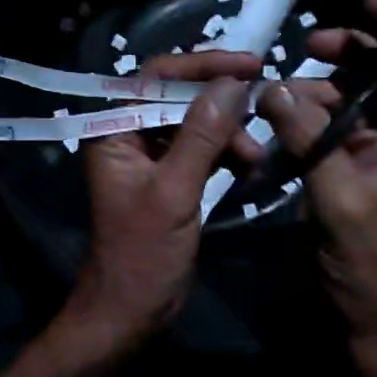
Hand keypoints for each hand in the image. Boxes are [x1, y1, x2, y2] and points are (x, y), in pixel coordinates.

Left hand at [50, 51, 256, 366]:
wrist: (130, 311)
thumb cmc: (142, 254)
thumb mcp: (174, 192)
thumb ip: (201, 137)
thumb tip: (232, 84)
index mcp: (114, 131)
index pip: (154, 76)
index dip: (201, 64)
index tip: (249, 64)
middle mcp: (128, 136)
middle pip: (178, 96)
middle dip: (221, 103)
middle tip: (263, 108)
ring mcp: (150, 159)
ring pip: (195, 124)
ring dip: (229, 133)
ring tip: (255, 157)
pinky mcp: (170, 180)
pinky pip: (202, 151)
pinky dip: (226, 154)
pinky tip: (249, 167)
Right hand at [257, 0, 376, 369]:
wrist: (356, 320)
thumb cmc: (368, 269)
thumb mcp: (341, 202)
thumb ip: (310, 141)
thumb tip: (274, 90)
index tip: (369, 3)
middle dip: (359, 53)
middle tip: (311, 42)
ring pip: (368, 96)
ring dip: (328, 84)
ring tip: (284, 88)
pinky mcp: (362, 166)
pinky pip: (341, 122)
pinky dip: (314, 112)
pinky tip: (284, 111)